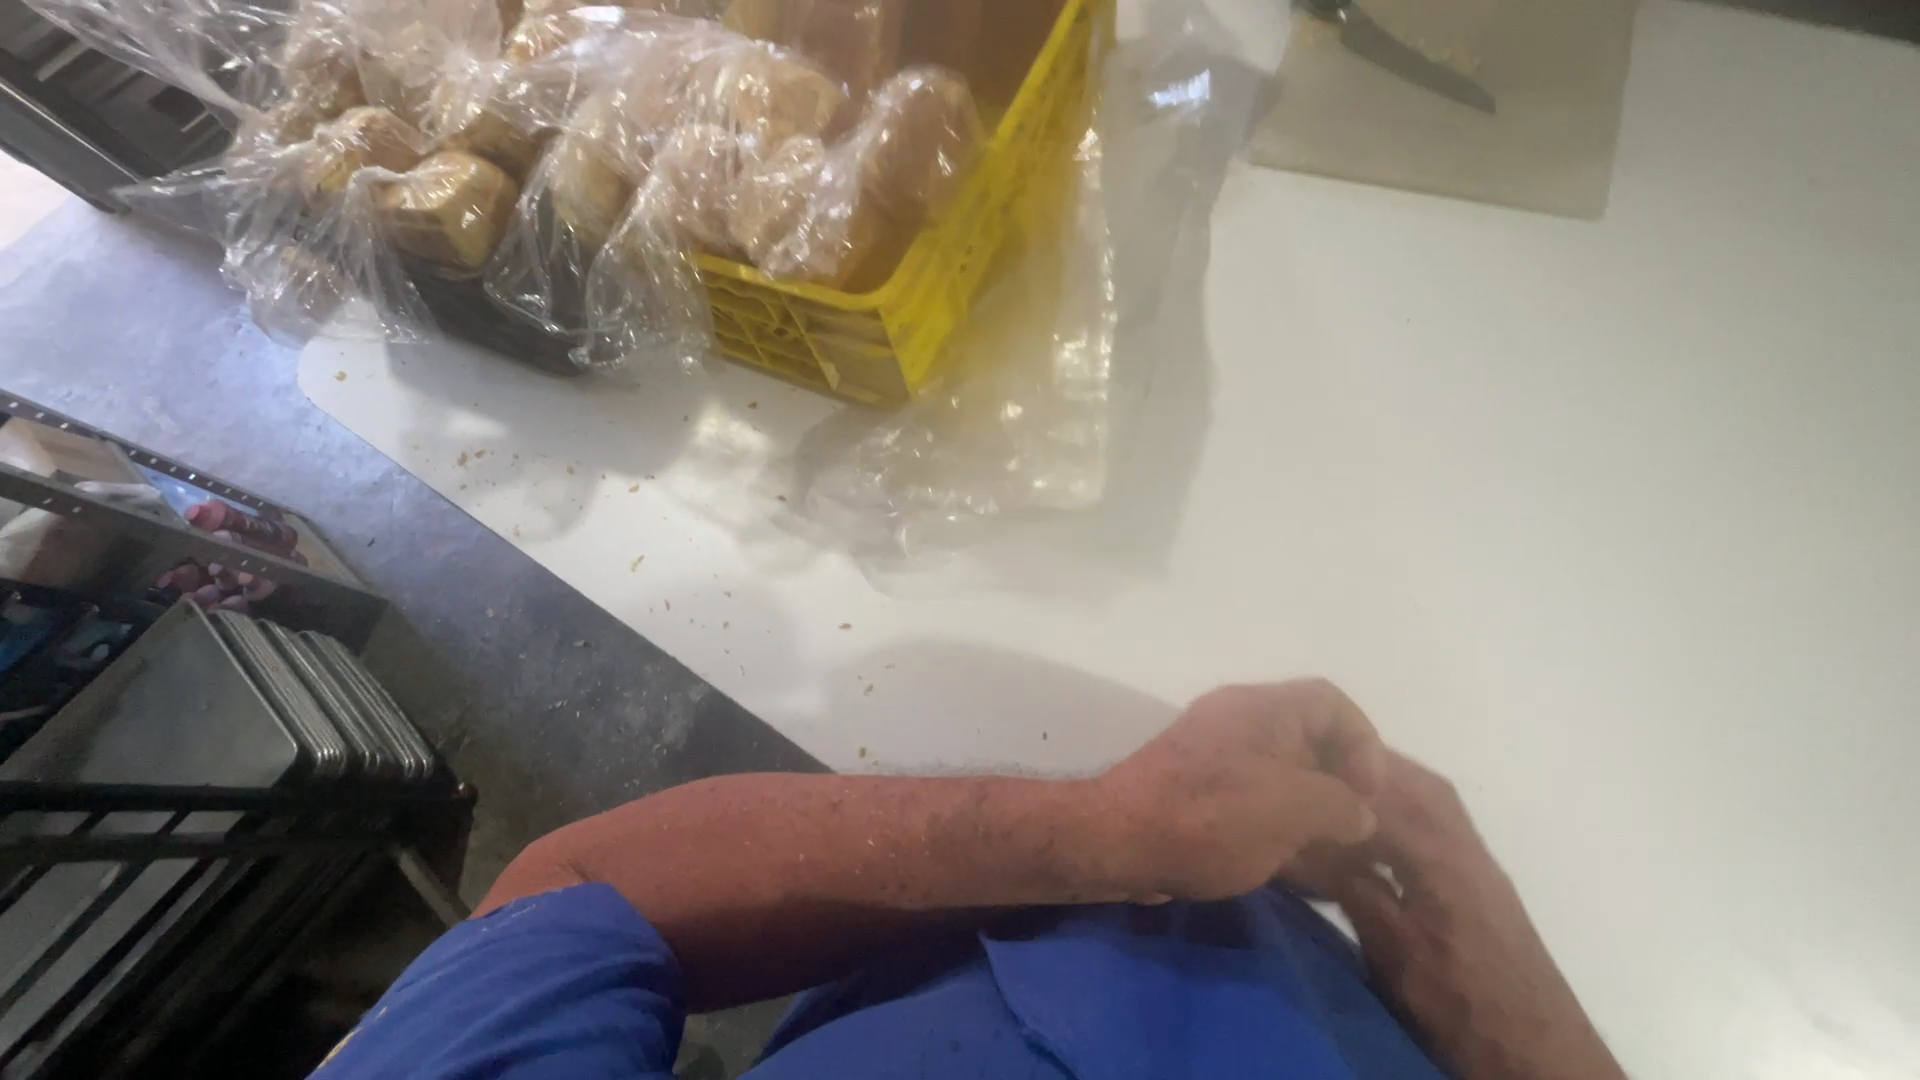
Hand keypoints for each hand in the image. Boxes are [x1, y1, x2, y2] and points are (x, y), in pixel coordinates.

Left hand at [1093, 680, 1386, 901]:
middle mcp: (1237, 721)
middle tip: (1357, 828)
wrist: (1120, 840)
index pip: (1330, 701)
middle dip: (1340, 780)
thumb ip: (1341, 804)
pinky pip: (1253, 794)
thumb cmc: (1211, 816)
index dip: (1363, 743)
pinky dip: (1279, 820)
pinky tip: (1294, 860)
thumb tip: (1357, 811)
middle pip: (1308, 736)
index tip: (1367, 794)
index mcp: (1260, 709)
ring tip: (1333, 851)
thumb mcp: (1294, 809)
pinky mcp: (1198, 789)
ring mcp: (1214, 755)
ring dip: (1312, 806)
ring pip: (1282, 770)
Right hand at [1302, 753, 1626, 1079]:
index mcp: (1442, 861)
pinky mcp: (1480, 886)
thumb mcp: (1394, 953)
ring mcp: (1478, 868)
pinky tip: (1372, 831)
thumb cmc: (1462, 1007)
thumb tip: (1307, 844)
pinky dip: (1404, 812)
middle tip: (1317, 764)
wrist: (1543, 1059)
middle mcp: (1466, 851)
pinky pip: (1438, 826)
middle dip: (1368, 768)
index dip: (1336, 785)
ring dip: (1389, 787)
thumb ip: (1355, 889)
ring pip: (1433, 803)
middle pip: (1419, 787)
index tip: (1295, 779)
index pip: (1382, 801)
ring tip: (1338, 788)